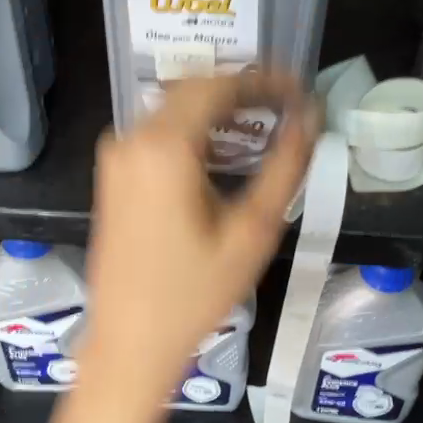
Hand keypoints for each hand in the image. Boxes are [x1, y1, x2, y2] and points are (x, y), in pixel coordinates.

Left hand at [82, 74, 316, 394]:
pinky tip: (222, 154)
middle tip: (285, 106)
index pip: (218, 85)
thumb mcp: (251, 233)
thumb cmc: (193, 295)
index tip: (299, 89)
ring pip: (172, 111)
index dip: (263, 81)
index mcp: (163, 147)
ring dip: (216, 112)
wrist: (130, 342)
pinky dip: (192, 133)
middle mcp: (131, 140)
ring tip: (262, 127)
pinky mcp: (112, 178)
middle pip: (192, 90)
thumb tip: (310, 120)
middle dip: (241, 92)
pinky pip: (156, 136)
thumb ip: (285, 169)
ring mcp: (116, 158)